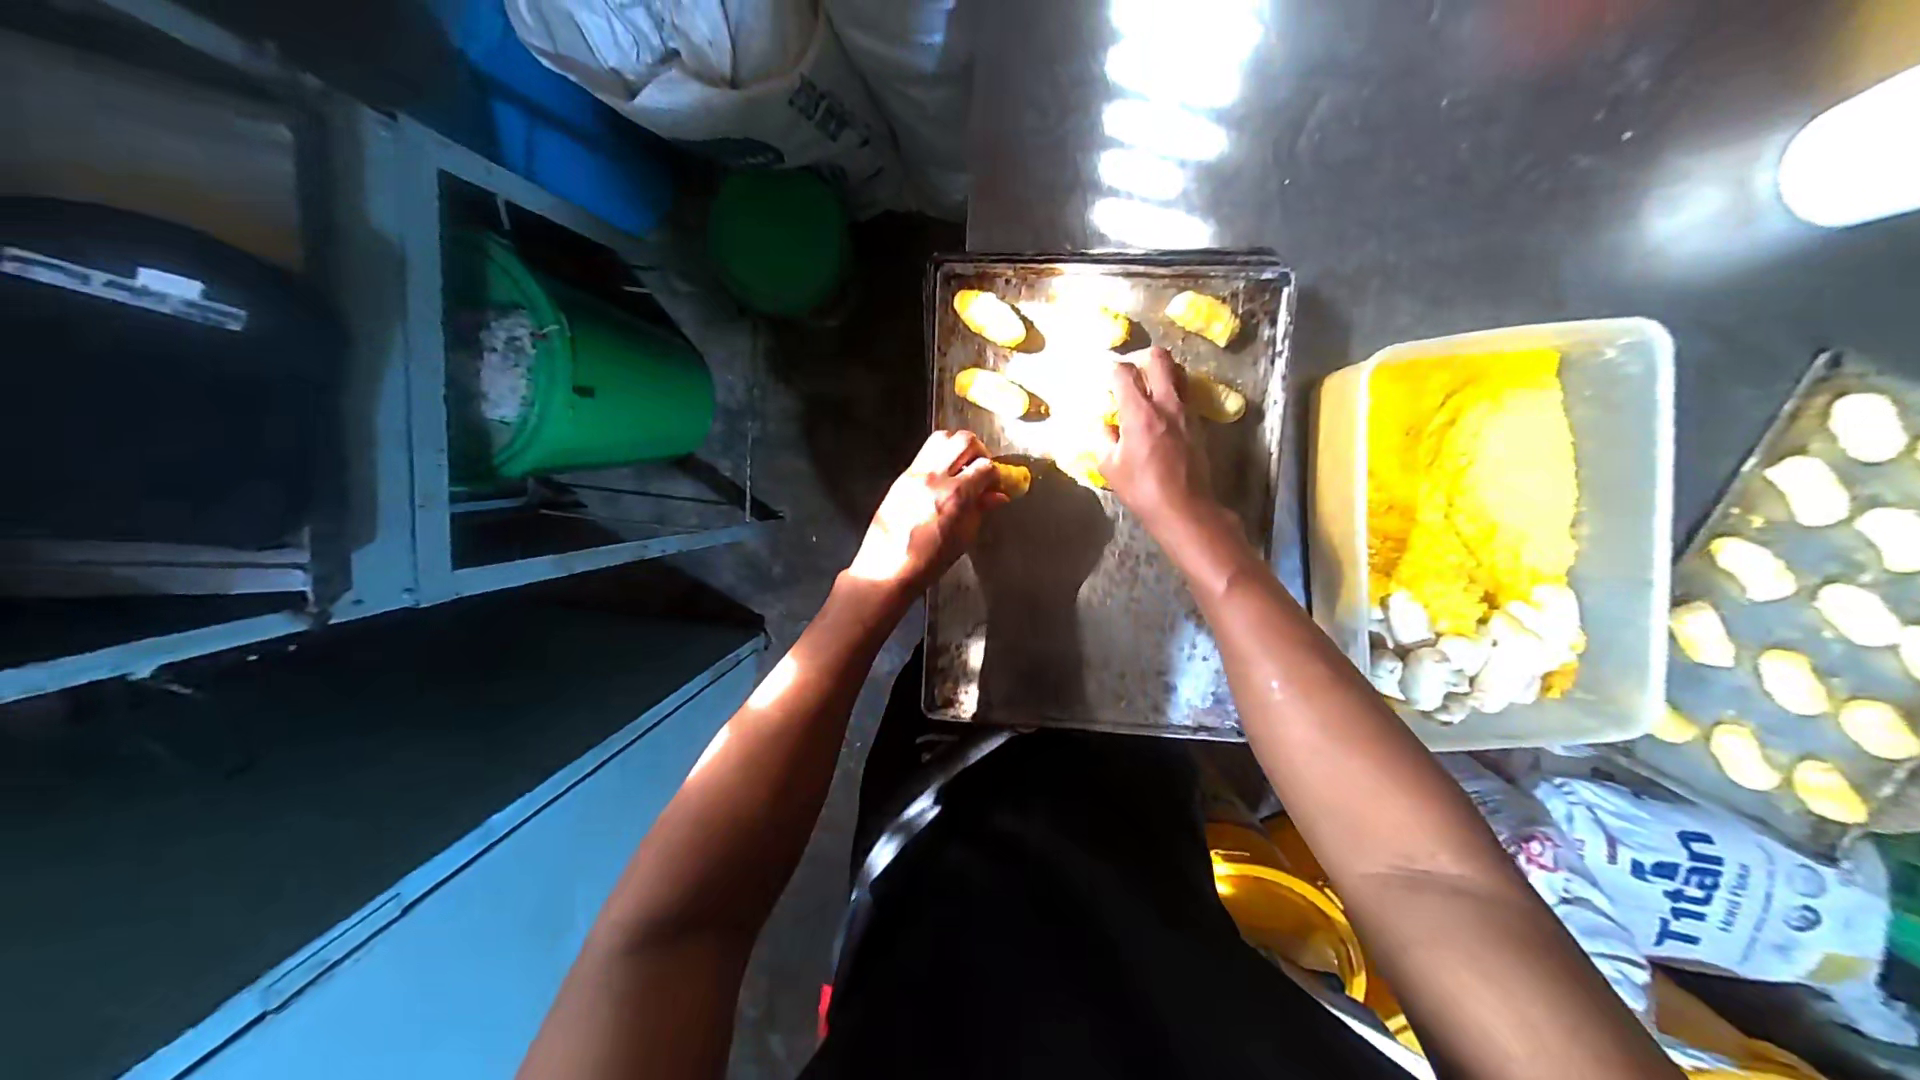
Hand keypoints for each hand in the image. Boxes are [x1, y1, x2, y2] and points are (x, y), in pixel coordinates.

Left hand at [845, 430, 1007, 599]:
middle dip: (979, 452)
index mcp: (955, 496)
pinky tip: (942, 478)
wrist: (887, 568)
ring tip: (961, 468)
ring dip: (957, 448)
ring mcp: (915, 474)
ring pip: (942, 438)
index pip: (986, 467)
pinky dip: (939, 458)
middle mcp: (935, 478)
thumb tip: (997, 496)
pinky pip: (925, 454)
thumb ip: (980, 510)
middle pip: (964, 440)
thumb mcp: (963, 538)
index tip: (996, 484)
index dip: (996, 475)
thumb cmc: (927, 562)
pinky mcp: (902, 477)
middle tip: (980, 470)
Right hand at [1098, 347, 1213, 526]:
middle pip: (1159, 358)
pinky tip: (1161, 414)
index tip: (1105, 378)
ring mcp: (1186, 412)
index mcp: (1140, 413)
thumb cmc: (1142, 489)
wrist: (1185, 508)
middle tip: (1131, 373)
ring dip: (1161, 373)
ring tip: (1148, 389)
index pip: (1124, 373)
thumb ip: (1104, 439)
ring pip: (1177, 373)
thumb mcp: (1110, 466)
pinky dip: (1171, 395)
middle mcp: (1166, 404)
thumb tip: (1104, 426)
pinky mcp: (1198, 424)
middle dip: (1142, 358)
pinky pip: (1184, 396)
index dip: (1112, 370)